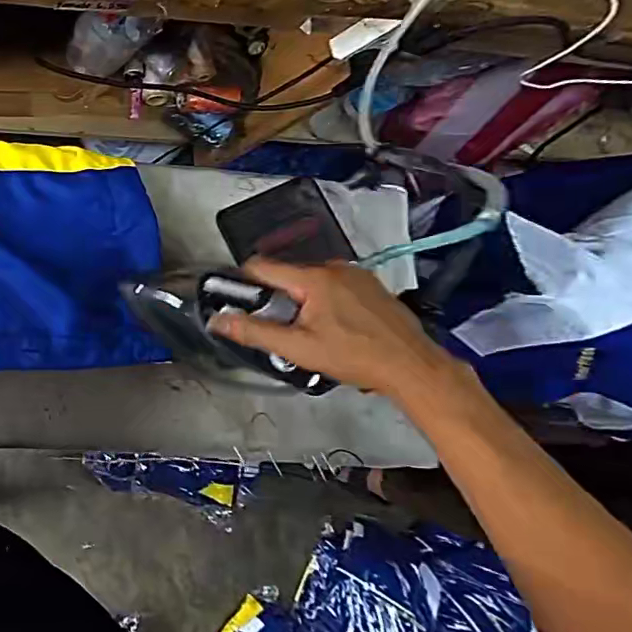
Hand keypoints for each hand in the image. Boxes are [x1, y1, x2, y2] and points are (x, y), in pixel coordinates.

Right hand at [207, 257, 467, 398]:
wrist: (410, 365)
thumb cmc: (355, 356)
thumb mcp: (299, 349)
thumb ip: (256, 332)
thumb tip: (220, 321)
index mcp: (313, 278)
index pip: (263, 266)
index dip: (244, 281)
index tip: (237, 299)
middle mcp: (335, 267)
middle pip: (290, 275)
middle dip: (280, 298)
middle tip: (283, 330)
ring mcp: (356, 274)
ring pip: (315, 282)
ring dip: (305, 302)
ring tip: (314, 334)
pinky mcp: (372, 285)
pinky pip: (338, 286)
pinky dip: (329, 302)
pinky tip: (338, 329)